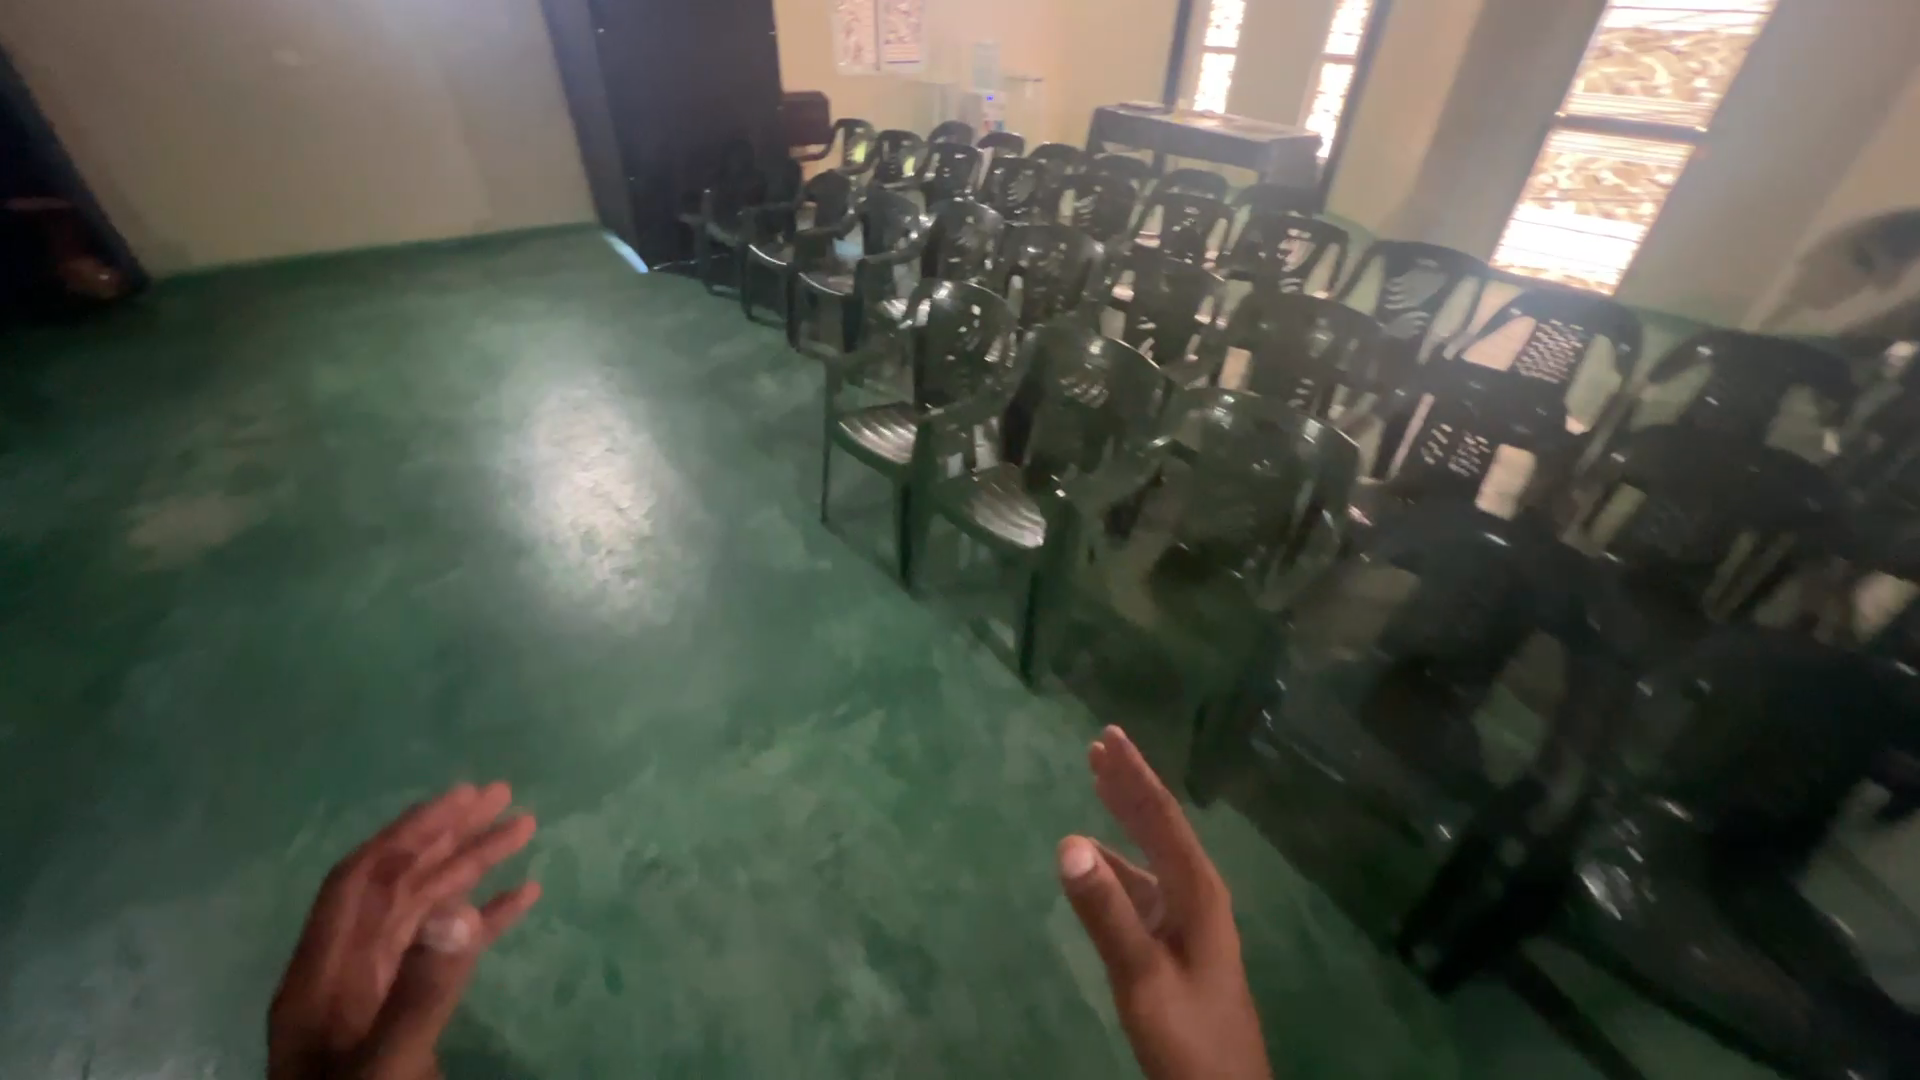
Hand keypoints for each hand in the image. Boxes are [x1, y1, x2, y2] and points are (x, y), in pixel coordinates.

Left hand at [268, 783, 540, 1079]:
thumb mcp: (386, 1066)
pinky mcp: (409, 1008)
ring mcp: (377, 990)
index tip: (465, 797)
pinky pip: (450, 946)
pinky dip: (488, 916)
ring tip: (525, 827)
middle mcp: (347, 972)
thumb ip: (422, 992)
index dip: (410, 832)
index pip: (361, 882)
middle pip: (399, 884)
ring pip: (428, 907)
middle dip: (449, 835)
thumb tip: (461, 910)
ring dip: (474, 865)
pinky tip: (527, 895)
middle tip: (504, 794)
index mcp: (322, 978)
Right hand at [1058, 727, 1270, 1079]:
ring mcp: (1188, 916)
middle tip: (1098, 745)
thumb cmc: (1189, 1035)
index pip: (1160, 815)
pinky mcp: (1176, 939)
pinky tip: (1097, 855)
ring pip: (1152, 848)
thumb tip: (1066, 842)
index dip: (1134, 773)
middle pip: (1159, 823)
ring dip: (1124, 813)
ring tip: (1098, 779)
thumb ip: (1106, 911)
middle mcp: (1196, 892)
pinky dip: (1118, 856)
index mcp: (1197, 890)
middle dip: (1129, 782)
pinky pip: (1143, 880)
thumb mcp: (1142, 975)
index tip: (1108, 735)